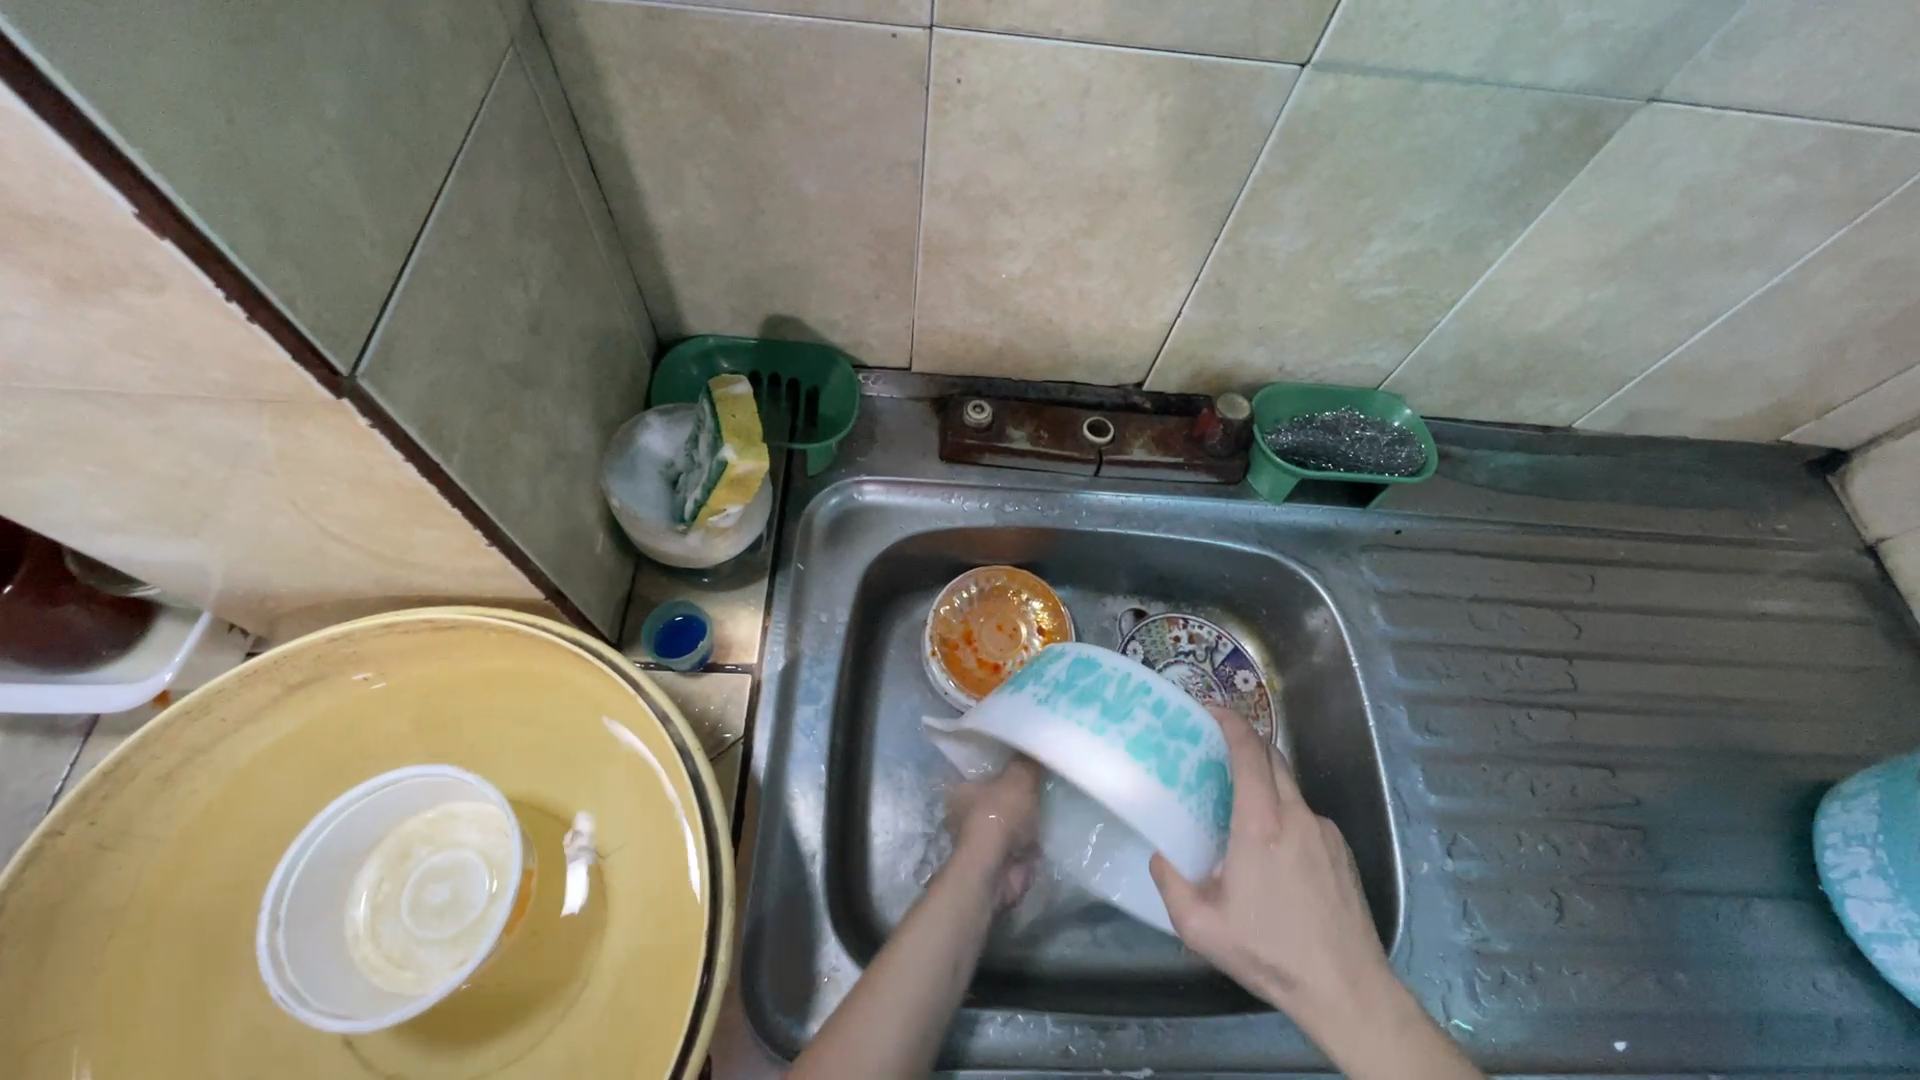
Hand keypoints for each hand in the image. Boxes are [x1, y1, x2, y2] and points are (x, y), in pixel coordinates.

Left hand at [946, 756, 1042, 907]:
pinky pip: (1022, 839)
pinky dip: (1036, 835)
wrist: (998, 869)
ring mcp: (984, 838)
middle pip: (997, 794)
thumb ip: (1027, 762)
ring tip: (1055, 796)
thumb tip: (1035, 743)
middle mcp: (967, 814)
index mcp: (960, 790)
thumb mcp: (1018, 778)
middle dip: (1018, 790)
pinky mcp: (1001, 858)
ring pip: (1011, 818)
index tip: (1023, 754)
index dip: (1001, 762)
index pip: (979, 769)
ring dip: (1029, 814)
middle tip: (1044, 775)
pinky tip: (1055, 822)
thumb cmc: (999, 815)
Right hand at [1150, 707, 1392, 1034]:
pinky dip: (1283, 814)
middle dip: (1244, 742)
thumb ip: (1170, 884)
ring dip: (1263, 782)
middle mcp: (1296, 816)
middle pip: (1272, 757)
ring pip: (1290, 787)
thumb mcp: (1200, 927)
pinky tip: (1272, 852)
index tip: (1208, 710)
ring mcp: (1324, 832)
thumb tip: (1159, 856)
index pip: (1249, 752)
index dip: (1229, 722)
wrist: (1346, 989)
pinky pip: (1305, 816)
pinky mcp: (1341, 851)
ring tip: (1237, 809)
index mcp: (1260, 824)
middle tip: (1213, 749)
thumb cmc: (1269, 952)